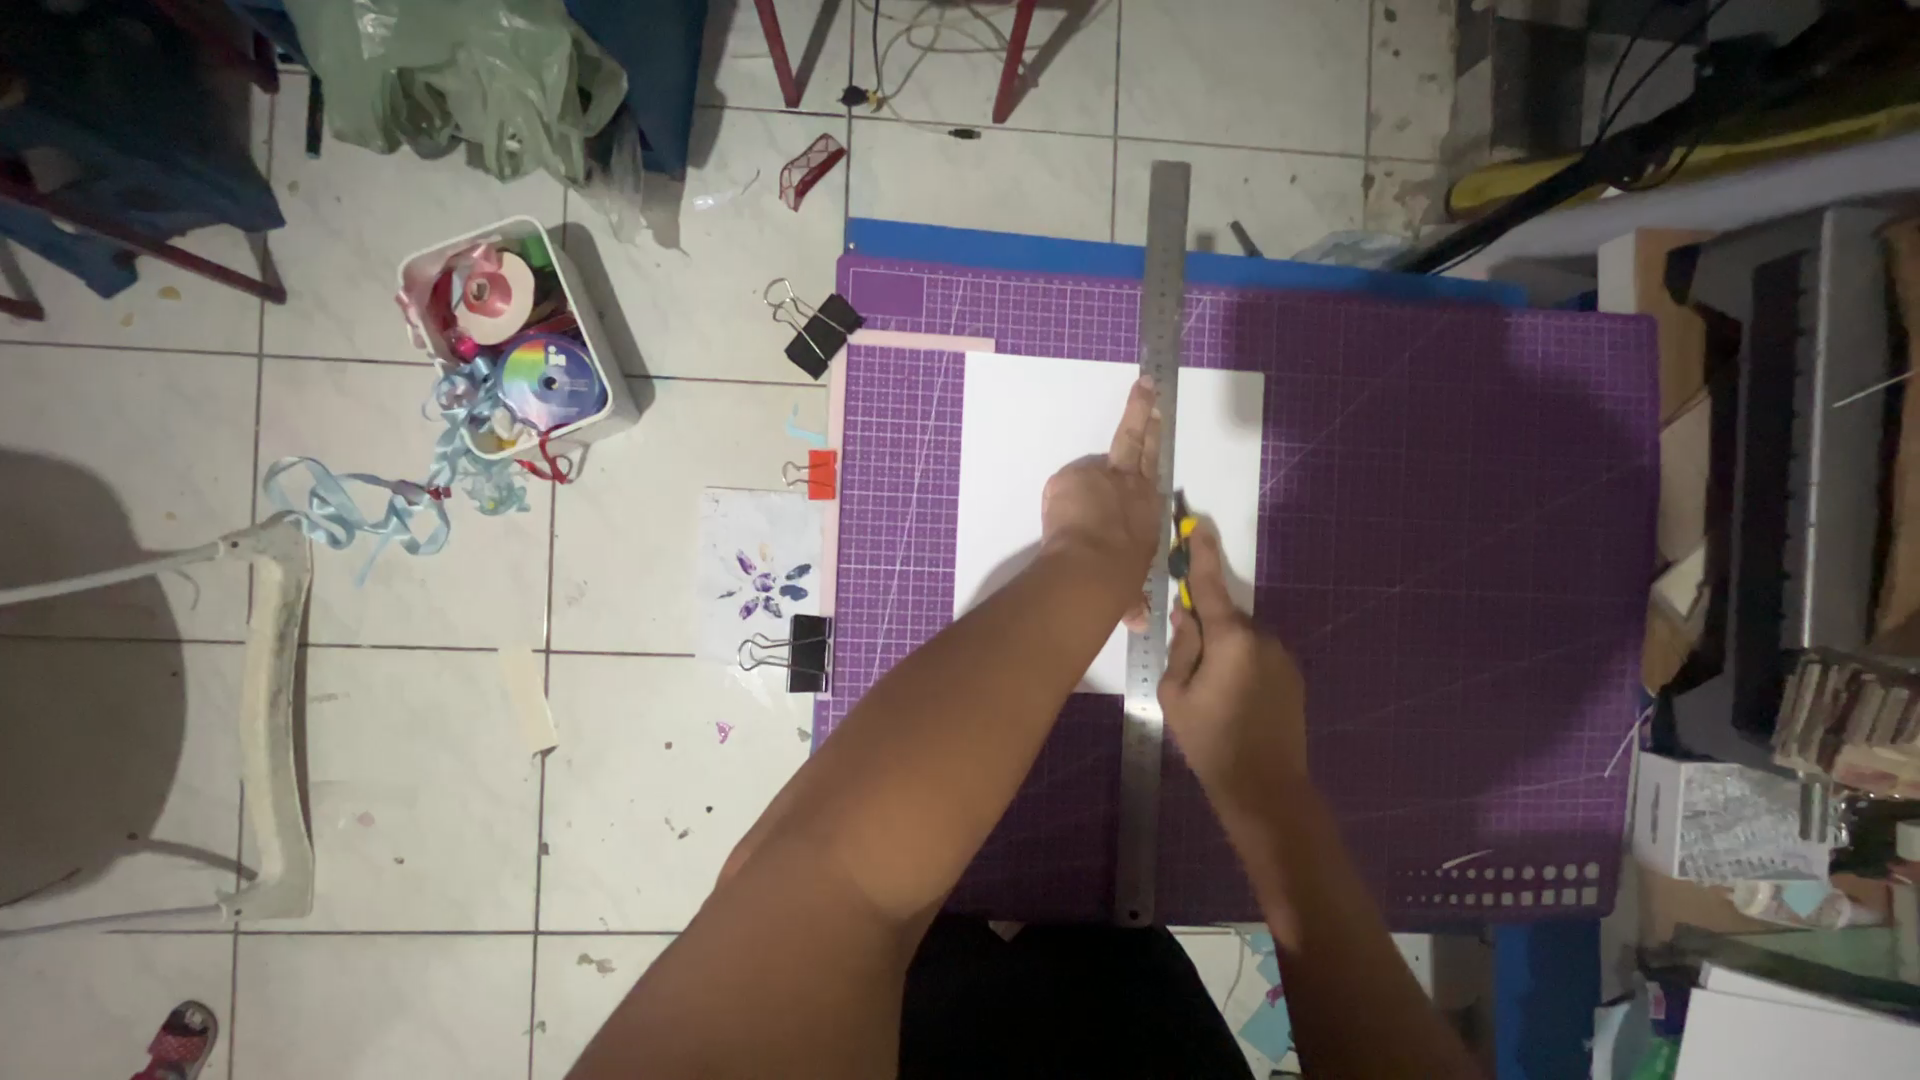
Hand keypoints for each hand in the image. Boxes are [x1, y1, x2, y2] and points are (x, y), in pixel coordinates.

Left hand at [1039, 376, 1163, 613]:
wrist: (1092, 566)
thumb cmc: (1120, 579)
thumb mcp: (1132, 588)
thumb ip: (1132, 600)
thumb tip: (1136, 620)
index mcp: (1148, 506)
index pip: (1153, 468)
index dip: (1154, 442)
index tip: (1157, 417)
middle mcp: (1129, 484)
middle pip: (1137, 438)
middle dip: (1142, 410)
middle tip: (1147, 385)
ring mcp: (1099, 476)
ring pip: (1096, 464)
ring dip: (1087, 479)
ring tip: (1077, 496)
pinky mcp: (1070, 477)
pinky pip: (1064, 486)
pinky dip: (1061, 499)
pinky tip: (1060, 518)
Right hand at [1158, 521, 1307, 805]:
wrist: (1265, 787)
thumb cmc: (1210, 741)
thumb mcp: (1175, 694)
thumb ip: (1180, 646)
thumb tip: (1187, 615)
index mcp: (1230, 638)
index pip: (1211, 585)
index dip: (1201, 553)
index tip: (1196, 524)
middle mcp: (1262, 637)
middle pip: (1224, 617)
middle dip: (1205, 628)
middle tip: (1186, 667)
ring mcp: (1282, 656)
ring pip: (1241, 638)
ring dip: (1223, 651)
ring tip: (1211, 694)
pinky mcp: (1293, 676)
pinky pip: (1257, 656)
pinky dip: (1241, 665)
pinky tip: (1233, 701)